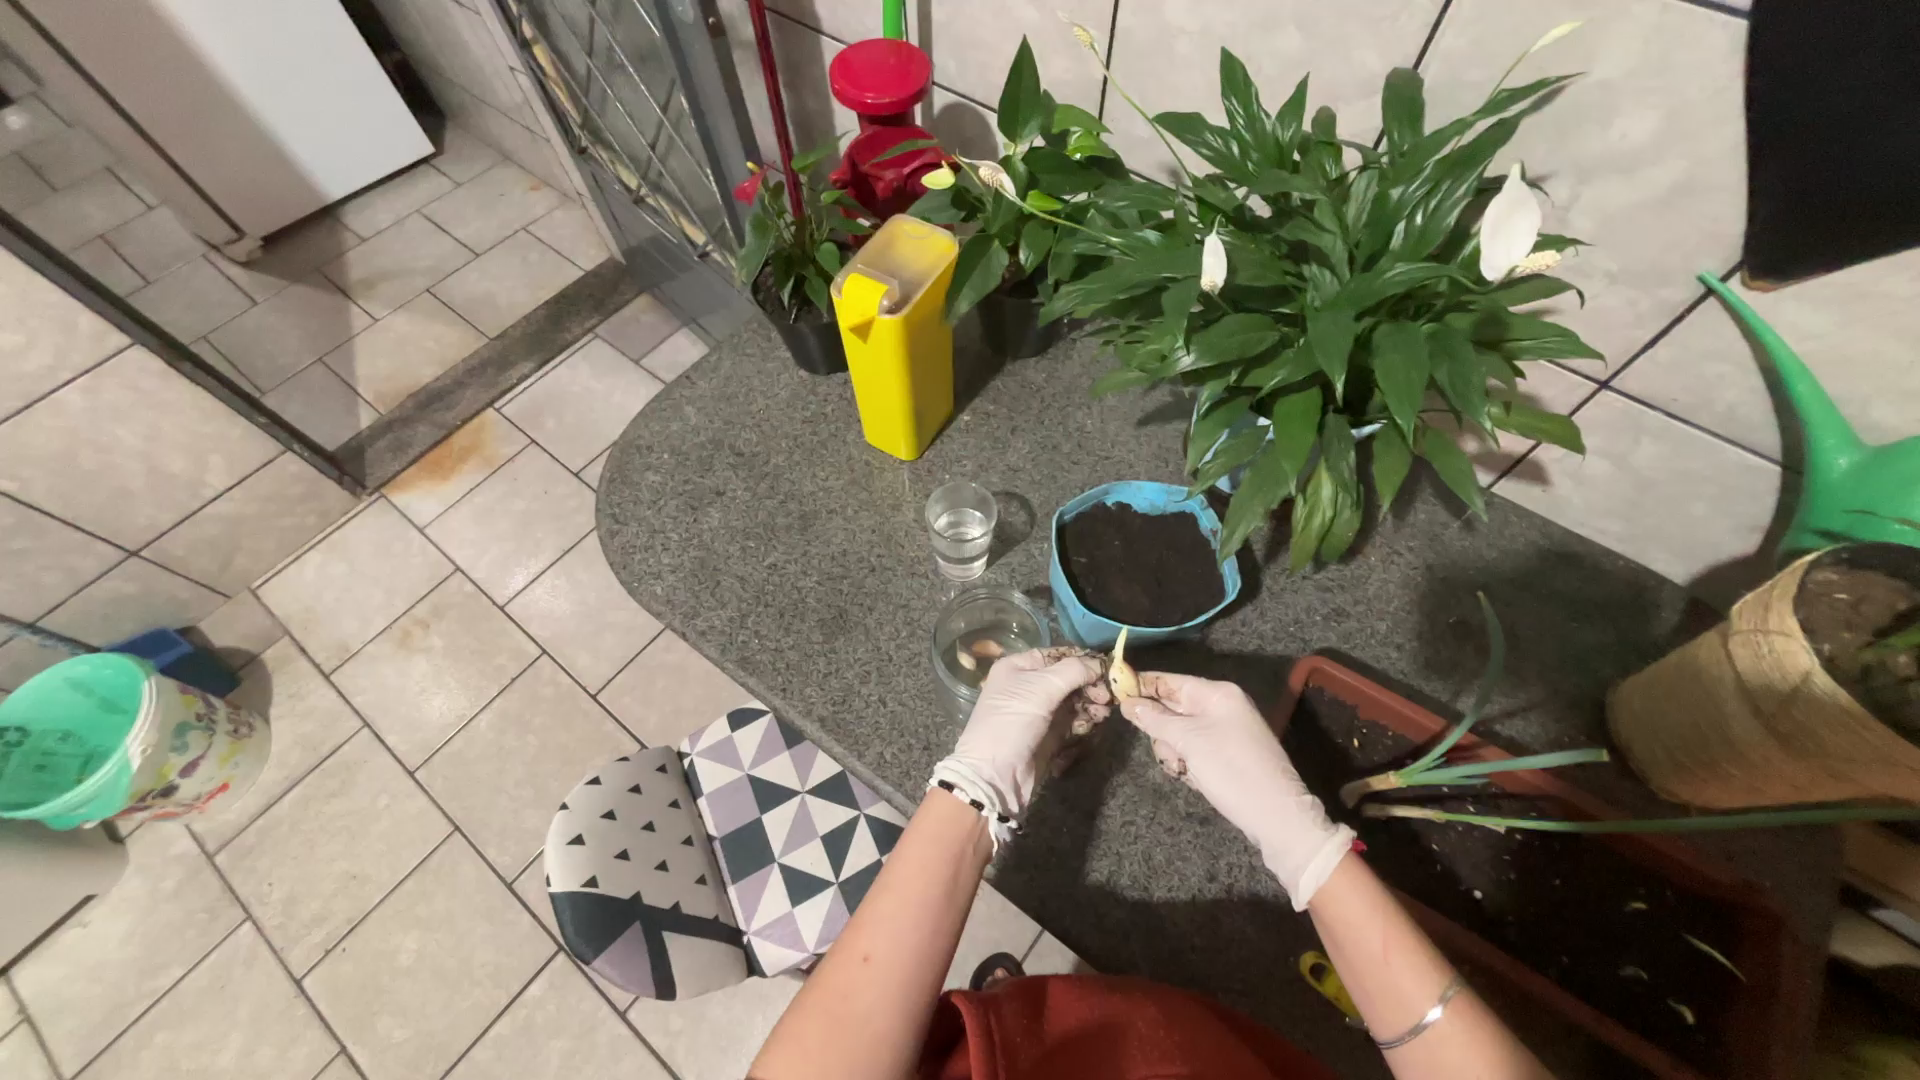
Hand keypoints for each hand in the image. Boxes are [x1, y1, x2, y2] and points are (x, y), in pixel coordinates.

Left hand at [948, 647, 1110, 817]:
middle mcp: (1027, 686)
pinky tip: (1095, 723)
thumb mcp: (1041, 688)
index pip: (1056, 655)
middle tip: (1106, 696)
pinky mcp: (1048, 734)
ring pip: (1073, 700)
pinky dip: (1085, 719)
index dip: (1081, 659)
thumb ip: (1073, 671)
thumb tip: (1099, 662)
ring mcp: (1038, 711)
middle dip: (1089, 684)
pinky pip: (1072, 720)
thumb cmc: (1013, 721)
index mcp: (1017, 667)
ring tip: (1103, 712)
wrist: (996, 774)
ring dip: (1091, 703)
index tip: (1106, 667)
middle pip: (1068, 678)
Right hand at [1120, 672, 1352, 909]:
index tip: (1114, 694)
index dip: (1142, 686)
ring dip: (1174, 751)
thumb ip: (1154, 719)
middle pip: (1173, 707)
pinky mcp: (1226, 754)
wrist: (1276, 816)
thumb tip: (1127, 703)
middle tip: (1166, 751)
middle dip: (1162, 731)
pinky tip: (1193, 778)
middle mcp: (1222, 706)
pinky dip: (1188, 762)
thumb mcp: (1187, 742)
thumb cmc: (1230, 770)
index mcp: (1217, 693)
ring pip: (1179, 732)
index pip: (1170, 681)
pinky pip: (1194, 749)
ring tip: (1183, 769)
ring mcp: (1226, 731)